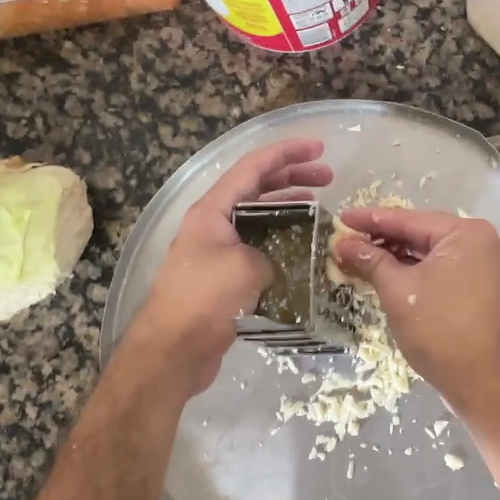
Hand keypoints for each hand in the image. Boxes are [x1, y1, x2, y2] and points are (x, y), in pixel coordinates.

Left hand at [122, 139, 331, 400]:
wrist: (171, 351)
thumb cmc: (204, 300)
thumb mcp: (246, 267)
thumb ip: (272, 252)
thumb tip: (280, 261)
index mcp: (212, 210)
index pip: (253, 167)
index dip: (287, 152)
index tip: (320, 148)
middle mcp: (212, 224)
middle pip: (256, 188)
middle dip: (292, 177)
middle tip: (328, 178)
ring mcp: (217, 251)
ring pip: (258, 218)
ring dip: (288, 209)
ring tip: (319, 208)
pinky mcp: (223, 278)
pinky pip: (257, 248)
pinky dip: (281, 242)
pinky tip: (302, 251)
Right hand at [332, 207, 499, 416]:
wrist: (481, 382)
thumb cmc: (439, 330)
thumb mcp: (398, 291)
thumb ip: (371, 260)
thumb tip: (342, 243)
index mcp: (466, 233)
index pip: (409, 219)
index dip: (371, 219)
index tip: (341, 218)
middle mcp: (479, 241)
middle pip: (420, 233)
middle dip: (381, 239)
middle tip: (344, 240)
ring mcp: (482, 265)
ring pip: (428, 253)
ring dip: (394, 257)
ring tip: (357, 258)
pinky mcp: (477, 286)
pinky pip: (439, 269)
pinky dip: (412, 271)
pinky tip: (384, 274)